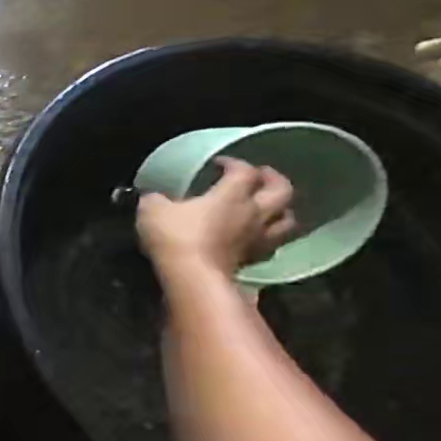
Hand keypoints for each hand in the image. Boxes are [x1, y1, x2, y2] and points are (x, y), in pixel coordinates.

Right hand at [137, 157, 296, 277]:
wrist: (192, 277)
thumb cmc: (175, 236)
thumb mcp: (152, 210)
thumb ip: (156, 199)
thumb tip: (154, 198)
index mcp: (232, 195)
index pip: (244, 171)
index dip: (234, 163)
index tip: (219, 163)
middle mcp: (253, 213)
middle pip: (282, 191)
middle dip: (274, 180)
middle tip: (261, 176)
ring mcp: (257, 239)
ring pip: (287, 220)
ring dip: (281, 210)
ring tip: (268, 207)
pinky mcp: (253, 261)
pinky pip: (270, 245)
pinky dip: (267, 237)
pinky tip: (255, 237)